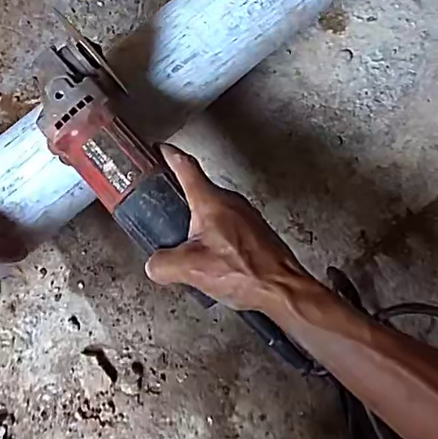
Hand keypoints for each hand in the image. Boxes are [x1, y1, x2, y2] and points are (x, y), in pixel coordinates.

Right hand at [145, 144, 315, 312]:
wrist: (281, 289)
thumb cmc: (245, 272)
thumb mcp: (189, 269)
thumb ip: (162, 264)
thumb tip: (155, 265)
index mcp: (211, 202)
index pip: (186, 167)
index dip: (169, 155)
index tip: (161, 149)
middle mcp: (231, 202)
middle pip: (200, 188)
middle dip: (181, 194)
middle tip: (166, 200)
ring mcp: (247, 216)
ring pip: (215, 208)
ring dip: (199, 219)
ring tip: (187, 239)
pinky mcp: (256, 232)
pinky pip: (228, 224)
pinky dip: (215, 233)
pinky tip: (211, 256)